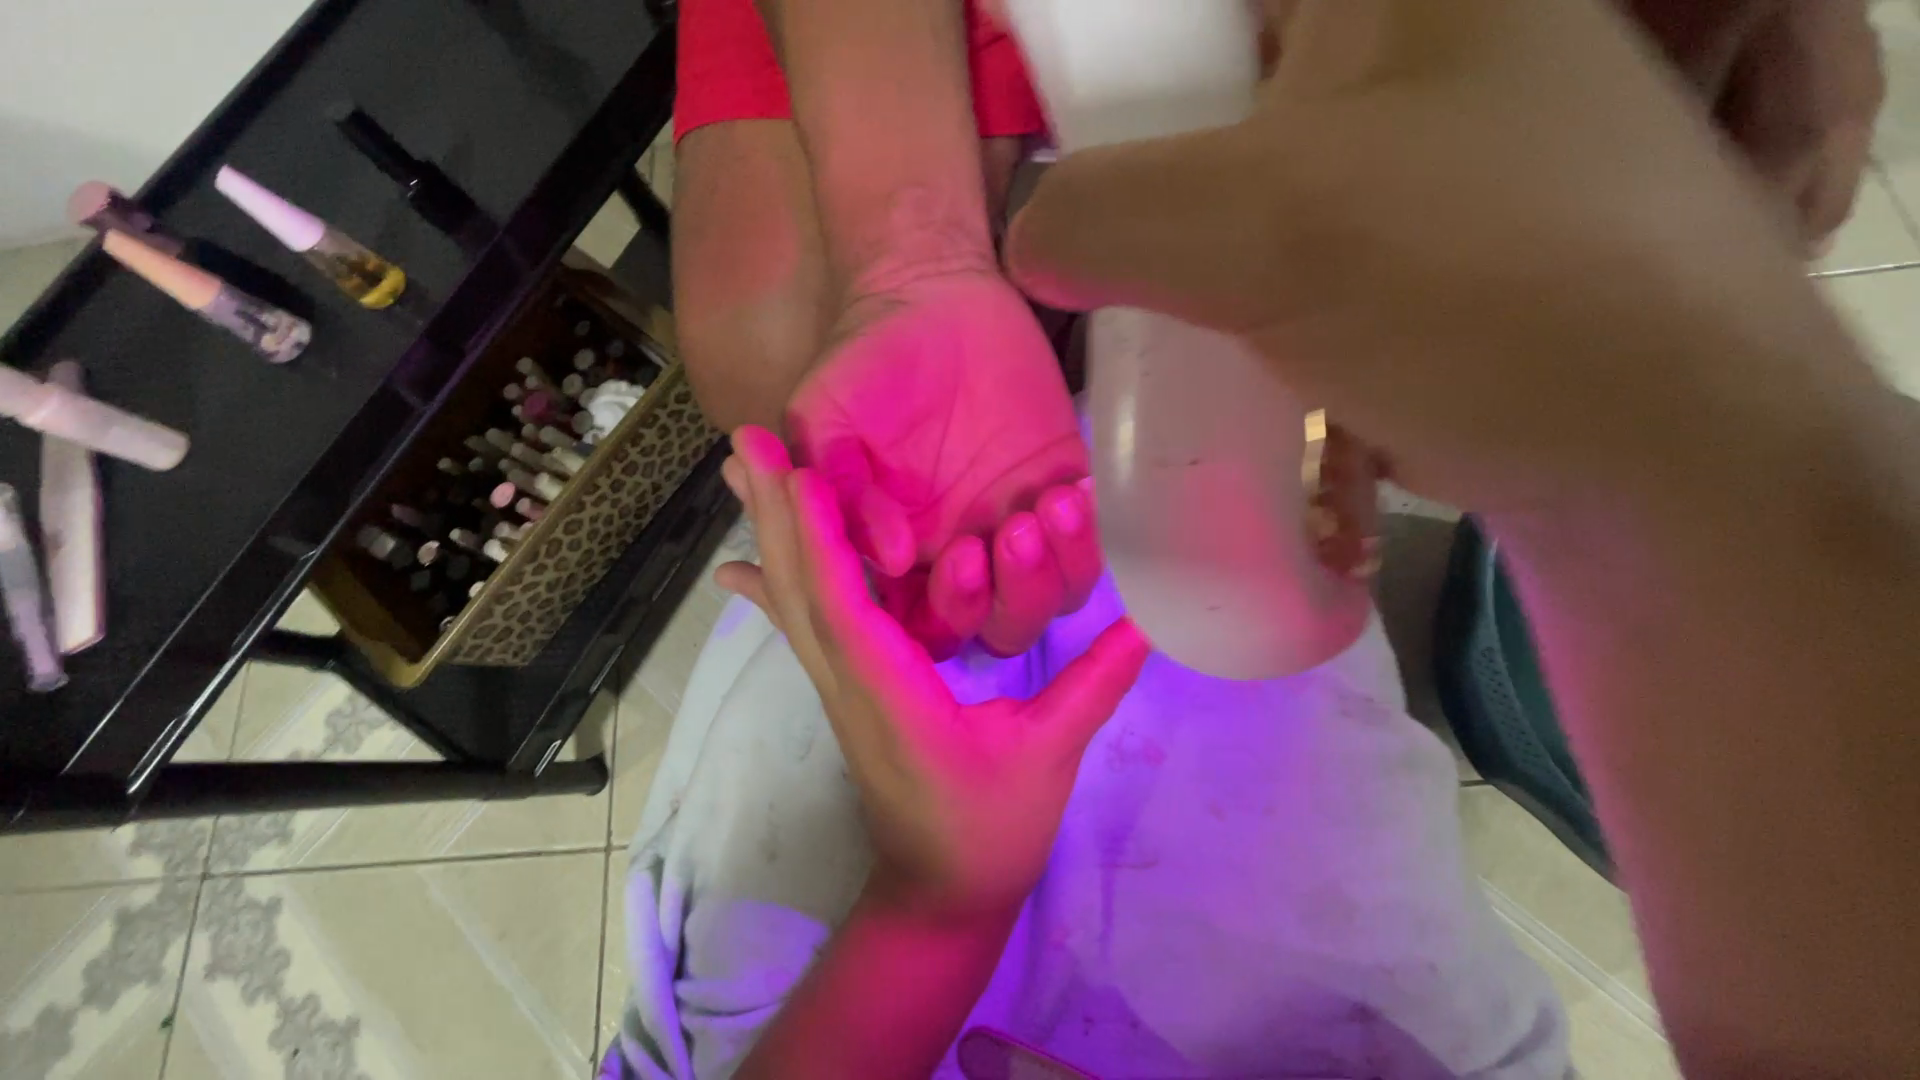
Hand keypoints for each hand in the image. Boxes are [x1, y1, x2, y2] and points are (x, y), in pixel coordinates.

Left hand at [717, 425, 1149, 915]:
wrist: (940, 895)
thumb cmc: (990, 831)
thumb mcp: (1047, 757)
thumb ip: (1091, 686)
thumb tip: (1147, 622)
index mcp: (892, 693)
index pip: (846, 609)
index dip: (822, 540)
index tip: (798, 474)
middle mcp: (850, 682)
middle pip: (799, 590)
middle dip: (772, 513)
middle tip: (740, 443)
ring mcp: (839, 687)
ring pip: (792, 602)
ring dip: (766, 534)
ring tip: (736, 473)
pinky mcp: (846, 690)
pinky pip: (801, 625)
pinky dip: (772, 583)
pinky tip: (741, 563)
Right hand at [787, 270, 1102, 658]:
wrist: (931, 297)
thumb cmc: (868, 362)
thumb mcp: (826, 423)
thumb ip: (844, 490)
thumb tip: (890, 560)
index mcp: (906, 555)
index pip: (929, 627)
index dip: (946, 615)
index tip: (954, 559)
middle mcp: (966, 553)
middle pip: (1001, 627)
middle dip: (1008, 600)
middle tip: (1005, 534)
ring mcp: (1018, 523)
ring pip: (1053, 598)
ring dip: (1052, 572)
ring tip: (1044, 504)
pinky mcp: (1063, 487)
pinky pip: (1090, 545)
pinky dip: (1088, 536)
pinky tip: (1069, 490)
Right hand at [1006, 0, 1873, 519]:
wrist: (1658, 457)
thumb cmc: (1478, 295)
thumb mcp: (1265, 228)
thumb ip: (1106, 211)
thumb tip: (1027, 238)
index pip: (1191, 10)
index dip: (1116, 71)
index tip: (1058, 150)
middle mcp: (1419, 40)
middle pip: (1215, 92)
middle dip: (1148, 184)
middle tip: (1099, 261)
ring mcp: (1428, 147)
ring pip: (1249, 181)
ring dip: (1192, 261)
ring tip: (1158, 326)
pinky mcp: (1427, 242)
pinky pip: (1294, 250)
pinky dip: (1245, 302)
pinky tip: (1229, 360)